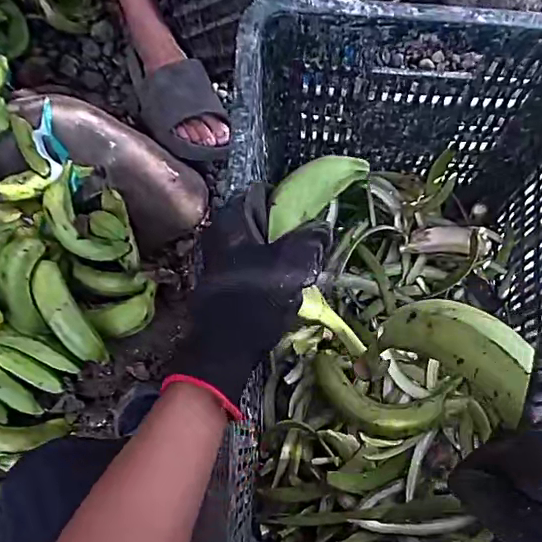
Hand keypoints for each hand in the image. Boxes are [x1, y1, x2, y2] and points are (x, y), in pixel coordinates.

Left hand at [162, 184, 326, 415]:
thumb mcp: (291, 265)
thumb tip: (322, 226)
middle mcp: (219, 236)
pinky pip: (253, 268)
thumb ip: (309, 240)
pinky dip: (269, 274)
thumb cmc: (255, 299)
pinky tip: (284, 290)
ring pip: (258, 247)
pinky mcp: (224, 285)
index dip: (287, 202)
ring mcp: (219, 261)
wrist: (225, 348)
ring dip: (279, 256)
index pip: (262, 194)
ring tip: (300, 270)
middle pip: (261, 222)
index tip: (307, 217)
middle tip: (308, 245)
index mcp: (231, 221)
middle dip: (285, 231)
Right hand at [450, 425, 541, 541]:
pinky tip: (507, 508)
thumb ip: (513, 512)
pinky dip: (524, 490)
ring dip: (510, 482)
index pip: (540, 436)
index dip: (498, 457)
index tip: (465, 479)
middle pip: (536, 444)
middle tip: (471, 494)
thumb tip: (459, 479)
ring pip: (538, 459)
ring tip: (483, 502)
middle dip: (503, 470)